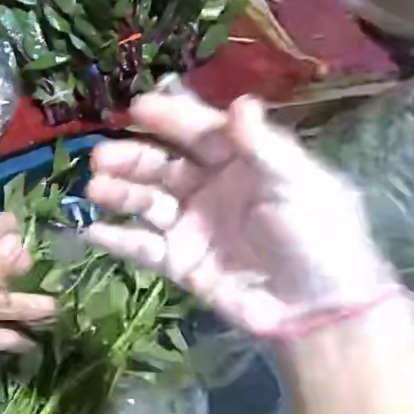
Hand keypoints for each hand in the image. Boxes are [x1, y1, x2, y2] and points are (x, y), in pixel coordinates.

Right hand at [85, 79, 400, 338]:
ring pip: (146, 203)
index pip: (199, 134)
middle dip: (130, 159)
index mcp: (243, 163)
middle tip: (100, 158)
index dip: (169, 119)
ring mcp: (190, 226)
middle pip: (162, 167)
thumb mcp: (300, 185)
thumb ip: (263, 147)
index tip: (135, 109)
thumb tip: (239, 102)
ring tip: (94, 190)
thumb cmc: (320, 238)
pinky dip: (117, 239)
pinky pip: (142, 247)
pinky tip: (93, 232)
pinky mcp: (178, 262)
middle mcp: (210, 189)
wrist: (317, 310)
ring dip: (119, 194)